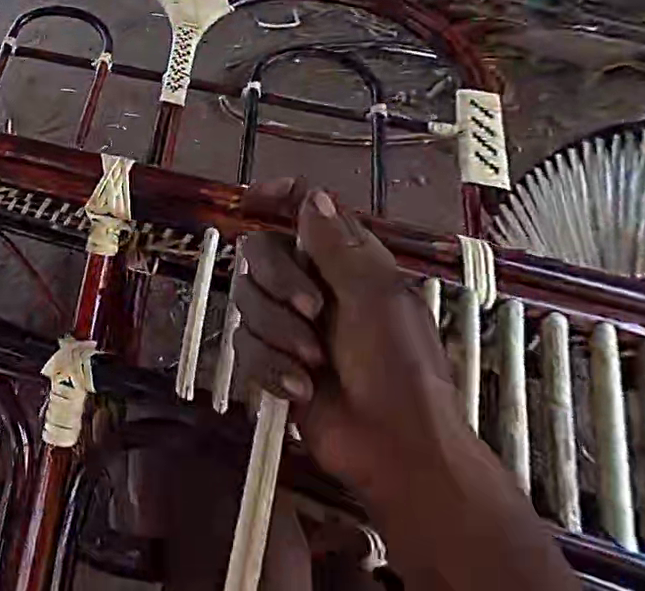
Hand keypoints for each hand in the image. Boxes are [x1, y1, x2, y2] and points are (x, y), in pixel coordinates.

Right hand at [230, 189, 462, 498]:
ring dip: (279, 332)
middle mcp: (309, 281)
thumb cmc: (401, 368)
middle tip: (311, 310)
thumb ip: (339, 246)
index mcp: (343, 260)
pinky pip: (243, 342)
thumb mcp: (377, 299)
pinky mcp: (269, 356)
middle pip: (259, 249)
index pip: (303, 208)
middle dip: (278, 281)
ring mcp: (287, 319)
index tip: (252, 201)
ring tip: (312, 362)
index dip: (276, 196)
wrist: (395, 448)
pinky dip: (271, 365)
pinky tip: (300, 386)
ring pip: (246, 297)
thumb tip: (311, 196)